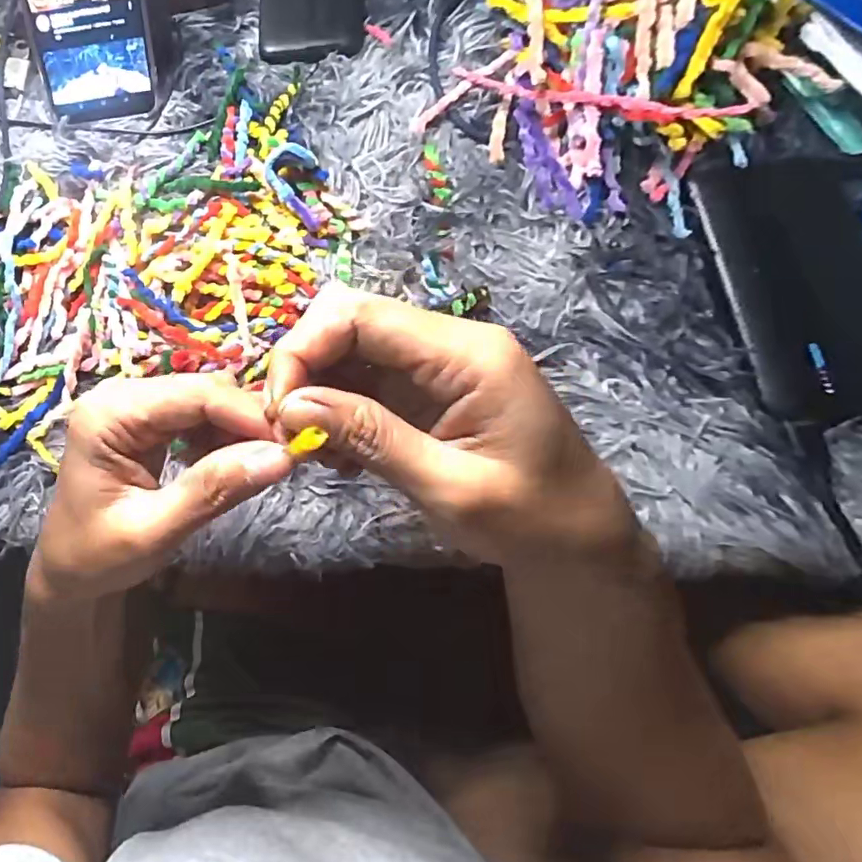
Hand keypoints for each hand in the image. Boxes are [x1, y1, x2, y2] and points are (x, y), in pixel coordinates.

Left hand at [33, 374, 294, 601]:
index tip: (293, 442)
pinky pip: (196, 414)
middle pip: (201, 390)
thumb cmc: (98, 557)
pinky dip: (222, 434)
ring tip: (267, 460)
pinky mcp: (145, 419)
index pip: (193, 395)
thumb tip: (281, 457)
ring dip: (238, 427)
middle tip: (287, 455)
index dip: (246, 413)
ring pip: (204, 398)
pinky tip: (236, 461)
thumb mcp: (155, 530)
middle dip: (246, 419)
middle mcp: (119, 396)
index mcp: (109, 414)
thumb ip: (213, 490)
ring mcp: (132, 404)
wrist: (67, 571)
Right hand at [265, 286, 636, 566]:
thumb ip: (370, 437)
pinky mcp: (422, 387)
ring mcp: (434, 363)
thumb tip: (290, 406)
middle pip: (347, 320)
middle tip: (285, 427)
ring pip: (346, 348)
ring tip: (307, 446)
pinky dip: (332, 407)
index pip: (360, 315)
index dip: (304, 350)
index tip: (279, 409)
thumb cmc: (531, 522)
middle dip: (303, 366)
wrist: (582, 546)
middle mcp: (447, 342)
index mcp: (467, 353)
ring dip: (313, 390)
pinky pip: (359, 378)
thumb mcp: (448, 487)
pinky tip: (332, 450)